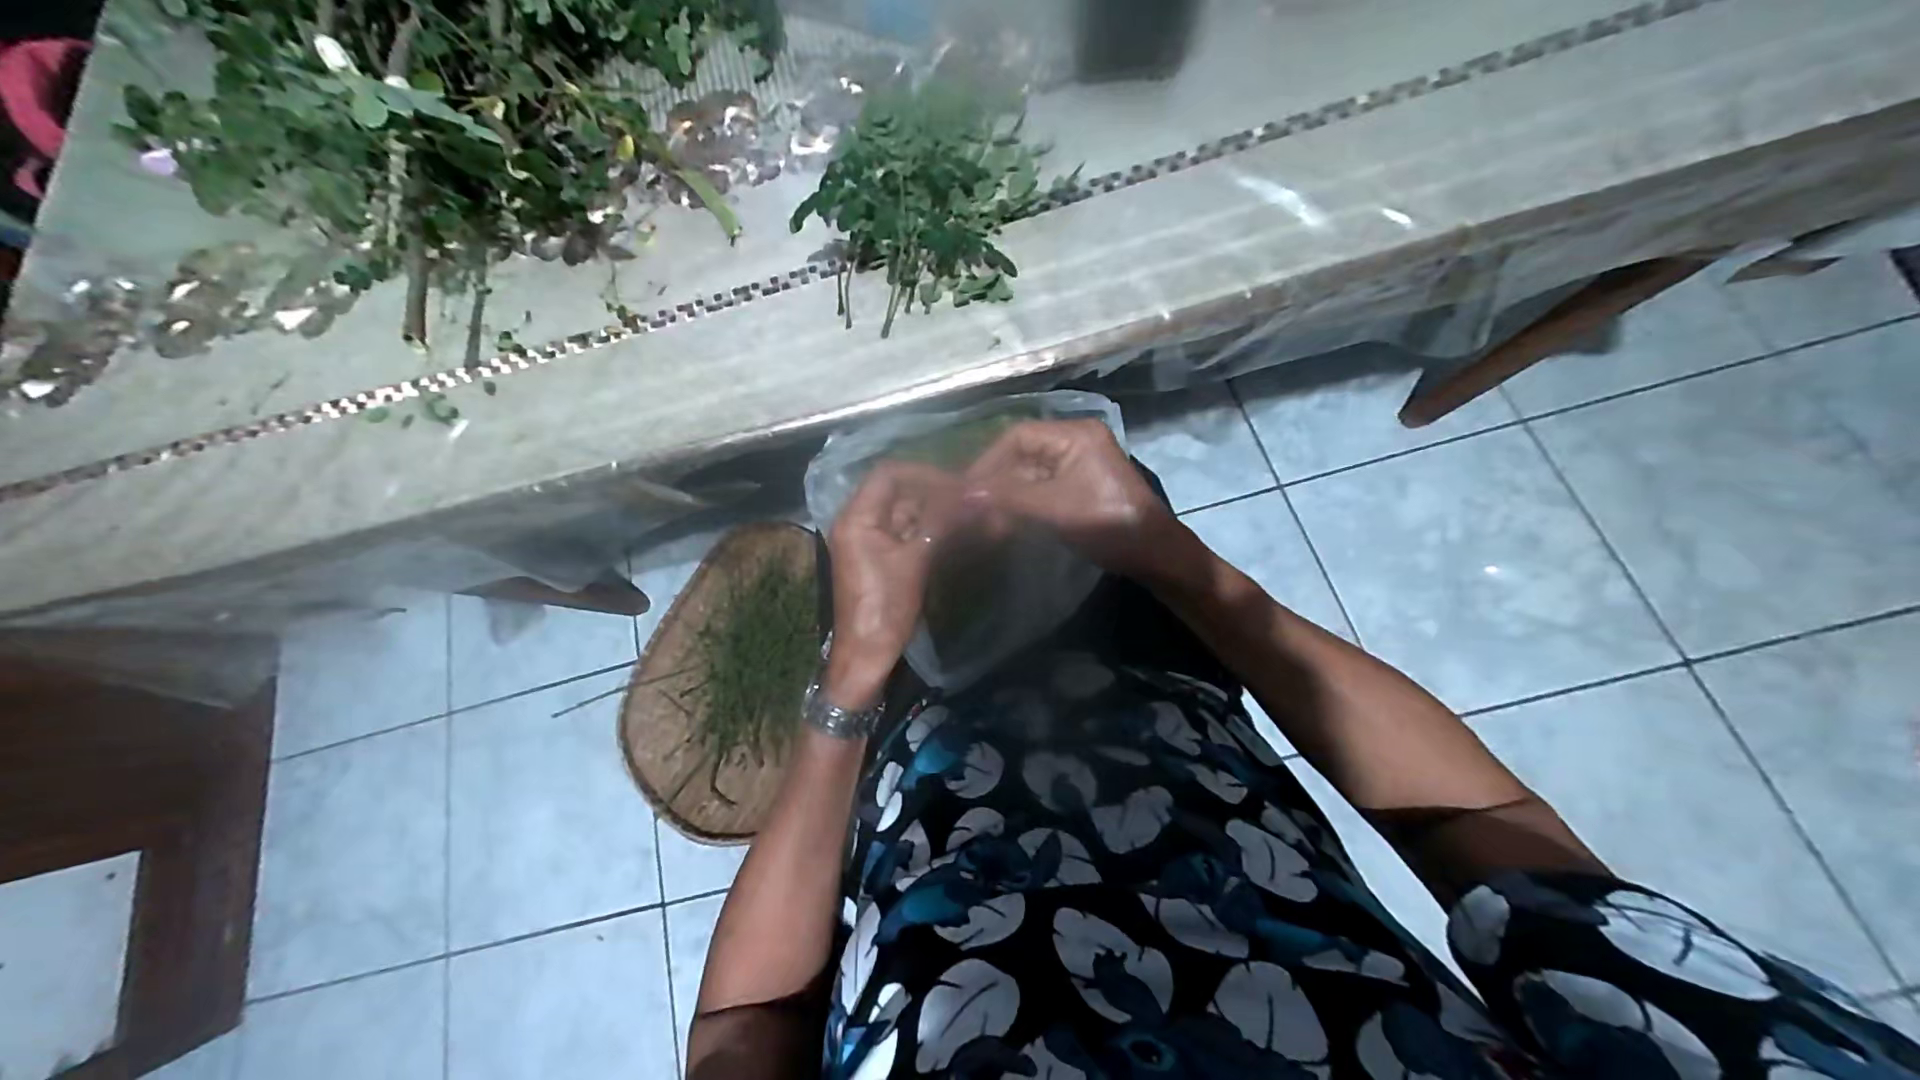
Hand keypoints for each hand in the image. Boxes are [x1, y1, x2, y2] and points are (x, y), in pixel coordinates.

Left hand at [823, 461, 964, 709]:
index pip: (889, 474)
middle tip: (971, 500)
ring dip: (936, 513)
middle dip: (935, 494)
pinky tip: (958, 534)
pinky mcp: (880, 557)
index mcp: (857, 518)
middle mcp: (858, 522)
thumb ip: (942, 522)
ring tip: (971, 517)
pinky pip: (905, 533)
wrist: (866, 654)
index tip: (957, 485)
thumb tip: (974, 494)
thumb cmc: (885, 607)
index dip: (924, 474)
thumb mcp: (915, 561)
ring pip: (905, 513)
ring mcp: (868, 540)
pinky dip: (929, 531)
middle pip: (898, 492)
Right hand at [962, 419, 1195, 580]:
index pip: (1017, 436)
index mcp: (1074, 435)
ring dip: (1007, 500)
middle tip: (974, 512)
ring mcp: (1078, 466)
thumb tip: (961, 495)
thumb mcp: (1054, 508)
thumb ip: (1008, 497)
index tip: (967, 490)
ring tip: (988, 525)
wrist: (1154, 555)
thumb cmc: (1107, 524)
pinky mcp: (1078, 489)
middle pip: (1021, 456)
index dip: (988, 461)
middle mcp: (1075, 443)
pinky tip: (1006, 527)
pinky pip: (1041, 491)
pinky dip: (1022, 508)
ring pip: (1029, 476)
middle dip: (996, 484)